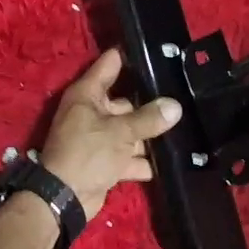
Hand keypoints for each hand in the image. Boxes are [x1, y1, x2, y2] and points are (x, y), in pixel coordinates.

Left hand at [41, 49, 182, 220]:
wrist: (65, 198)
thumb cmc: (88, 154)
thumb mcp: (120, 132)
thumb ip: (149, 119)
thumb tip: (175, 106)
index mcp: (88, 95)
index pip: (110, 64)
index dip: (131, 56)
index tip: (157, 50)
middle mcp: (92, 112)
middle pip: (126, 101)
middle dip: (150, 104)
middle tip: (183, 97)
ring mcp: (98, 137)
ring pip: (129, 130)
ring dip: (149, 136)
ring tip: (183, 129)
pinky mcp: (104, 161)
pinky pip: (128, 156)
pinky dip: (142, 161)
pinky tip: (169, 162)